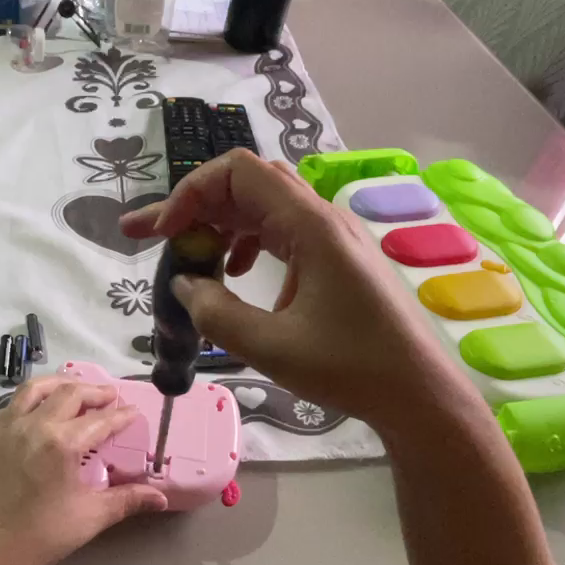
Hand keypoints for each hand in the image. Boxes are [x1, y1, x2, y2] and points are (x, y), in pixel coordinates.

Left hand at [0, 377, 167, 564]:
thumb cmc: (42, 537)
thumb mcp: (91, 516)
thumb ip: (127, 500)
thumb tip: (160, 498)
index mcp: (61, 444)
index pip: (99, 420)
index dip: (120, 415)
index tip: (133, 412)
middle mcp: (33, 426)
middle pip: (69, 394)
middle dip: (94, 392)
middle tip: (110, 396)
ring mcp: (7, 427)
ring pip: (35, 389)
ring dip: (60, 384)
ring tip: (77, 390)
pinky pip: (12, 404)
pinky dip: (32, 398)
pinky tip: (41, 408)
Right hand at [118, 150, 474, 434]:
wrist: (418, 392)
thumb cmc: (351, 368)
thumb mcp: (270, 347)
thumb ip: (215, 313)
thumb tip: (184, 285)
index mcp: (310, 226)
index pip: (238, 173)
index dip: (190, 194)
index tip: (162, 236)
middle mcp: (321, 218)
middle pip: (245, 184)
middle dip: (192, 205)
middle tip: (146, 236)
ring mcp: (330, 236)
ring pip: (261, 206)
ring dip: (216, 223)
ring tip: (185, 255)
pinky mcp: (334, 258)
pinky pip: (279, 230)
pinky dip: (243, 241)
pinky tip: (232, 273)